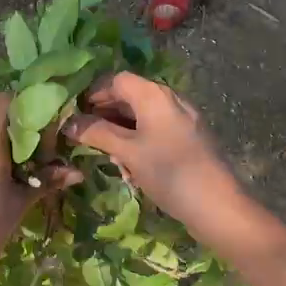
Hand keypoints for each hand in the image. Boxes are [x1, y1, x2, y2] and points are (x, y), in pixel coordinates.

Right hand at [61, 73, 240, 233]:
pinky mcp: (188, 140)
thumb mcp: (128, 152)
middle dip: (105, 115)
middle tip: (85, 137)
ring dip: (121, 133)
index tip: (75, 114)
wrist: (217, 205)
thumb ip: (97, 133)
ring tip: (110, 158)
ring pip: (142, 117)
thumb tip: (68, 122)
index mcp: (154, 94)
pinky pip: (156, 132)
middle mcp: (169, 100)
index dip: (94, 93)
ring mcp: (182, 120)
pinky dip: (139, 143)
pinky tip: (132, 169)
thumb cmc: (168, 172)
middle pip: (129, 97)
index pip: (117, 80)